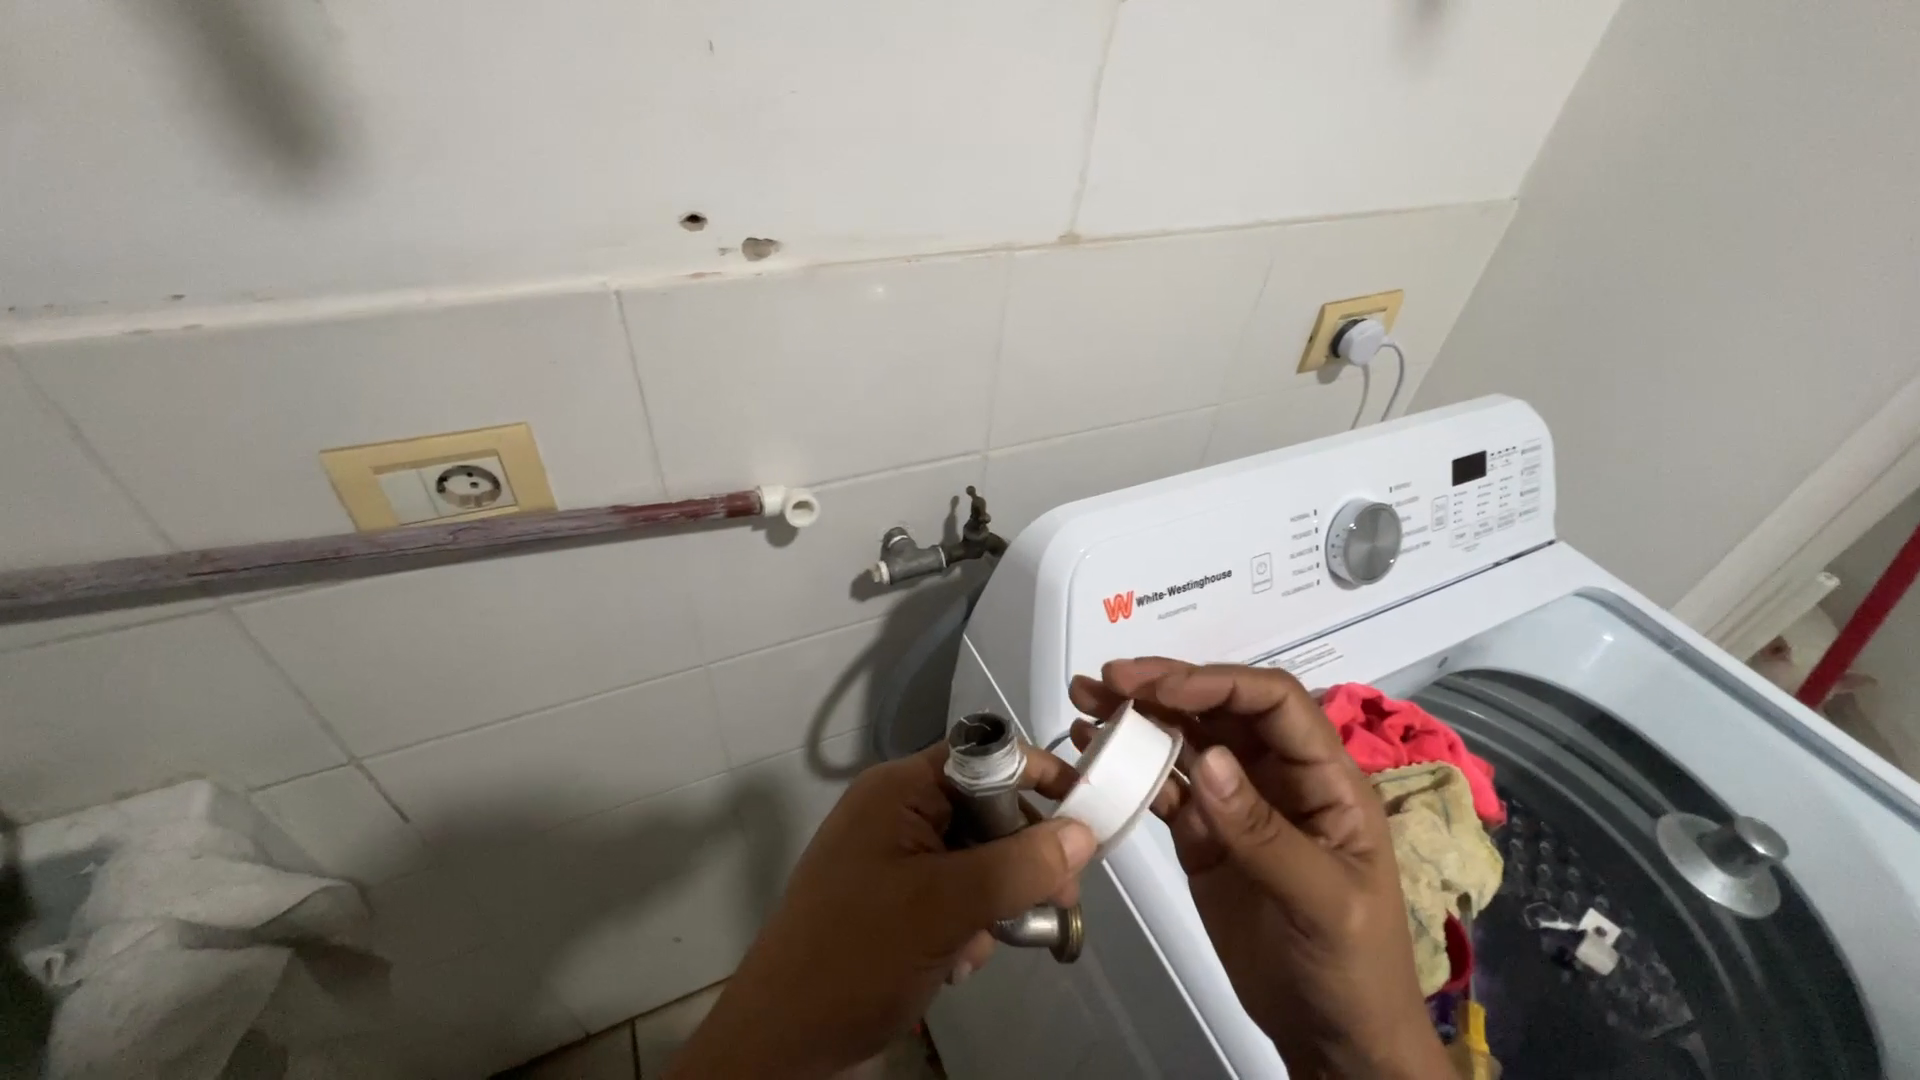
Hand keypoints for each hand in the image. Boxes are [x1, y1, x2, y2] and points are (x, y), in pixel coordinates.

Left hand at [668, 741, 1096, 1079]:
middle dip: (1020, 857)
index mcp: (900, 789)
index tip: (1084, 815)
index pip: (984, 755)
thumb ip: (1020, 866)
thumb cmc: (858, 956)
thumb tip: (1084, 832)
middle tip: (1058, 899)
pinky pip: (953, 891)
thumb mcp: (946, 906)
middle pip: (986, 809)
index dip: (1036, 778)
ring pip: (975, 857)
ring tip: (982, 944)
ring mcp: (892, 856)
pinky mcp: (893, 898)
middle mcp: (896, 811)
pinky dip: (967, 923)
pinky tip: (956, 960)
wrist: (782, 1042)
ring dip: (993, 900)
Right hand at [1069, 659, 1447, 1079]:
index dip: (1217, 684)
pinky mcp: (1202, 834)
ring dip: (1138, 717)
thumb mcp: (1324, 902)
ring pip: (1186, 741)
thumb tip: (1205, 760)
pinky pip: (1164, 788)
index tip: (1158, 689)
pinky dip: (1130, 768)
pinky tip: (1095, 753)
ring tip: (1086, 699)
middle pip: (1220, 710)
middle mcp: (1277, 776)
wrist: (1332, 1039)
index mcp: (1324, 777)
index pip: (1273, 703)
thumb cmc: (1353, 967)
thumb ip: (1264, 831)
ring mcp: (1235, 804)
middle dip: (1165, 687)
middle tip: (1107, 679)